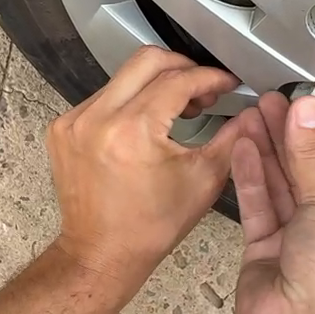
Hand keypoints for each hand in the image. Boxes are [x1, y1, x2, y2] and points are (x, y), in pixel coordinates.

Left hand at [47, 46, 251, 283]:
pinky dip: (129, 101)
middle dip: (183, 67)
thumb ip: (232, 138)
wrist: (101, 253)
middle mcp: (98, 118)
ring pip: (123, 76)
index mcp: (133, 131)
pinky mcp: (63, 128)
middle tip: (203, 88)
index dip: (210, 77)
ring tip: (177, 108)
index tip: (226, 83)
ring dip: (155, 84)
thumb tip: (251, 112)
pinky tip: (146, 122)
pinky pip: (103, 96)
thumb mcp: (204, 181)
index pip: (179, 81)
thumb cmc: (149, 227)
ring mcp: (75, 121)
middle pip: (148, 60)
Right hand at [229, 91, 314, 313]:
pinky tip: (243, 149)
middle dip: (290, 138)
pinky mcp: (263, 257)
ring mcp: (296, 247)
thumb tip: (306, 113)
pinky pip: (257, 210)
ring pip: (279, 189)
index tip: (301, 104)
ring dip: (267, 152)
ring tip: (252, 114)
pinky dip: (249, 178)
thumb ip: (312, 160)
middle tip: (270, 101)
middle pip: (308, 175)